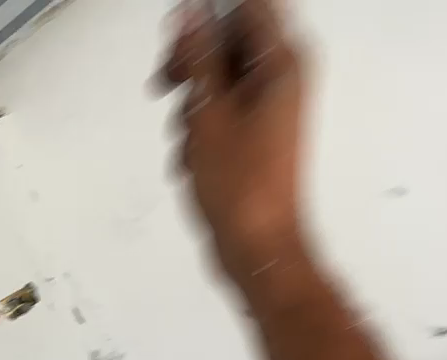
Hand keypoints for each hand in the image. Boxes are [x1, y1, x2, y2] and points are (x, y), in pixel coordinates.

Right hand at [161, 0, 310, 292]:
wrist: (257, 249)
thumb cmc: (241, 188)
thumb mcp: (209, 114)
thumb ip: (198, 58)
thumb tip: (189, 14)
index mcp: (282, 63)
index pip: (246, 7)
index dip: (205, 19)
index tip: (176, 43)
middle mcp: (281, 80)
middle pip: (228, 43)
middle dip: (191, 67)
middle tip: (165, 85)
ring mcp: (269, 112)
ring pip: (218, 84)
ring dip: (191, 109)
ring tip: (187, 143)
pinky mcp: (255, 140)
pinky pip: (221, 118)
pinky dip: (200, 135)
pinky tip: (192, 163)